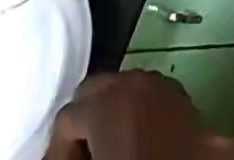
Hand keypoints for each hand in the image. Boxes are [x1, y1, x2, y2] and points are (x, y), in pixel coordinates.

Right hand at [47, 72, 233, 159]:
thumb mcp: (100, 158)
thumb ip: (73, 154)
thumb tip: (68, 153)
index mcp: (106, 102)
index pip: (66, 118)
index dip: (58, 149)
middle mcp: (131, 82)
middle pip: (91, 91)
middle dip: (80, 122)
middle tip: (78, 156)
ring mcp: (156, 82)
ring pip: (118, 88)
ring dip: (106, 111)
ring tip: (104, 148)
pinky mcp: (175, 90)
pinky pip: (142, 92)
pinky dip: (131, 108)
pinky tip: (132, 138)